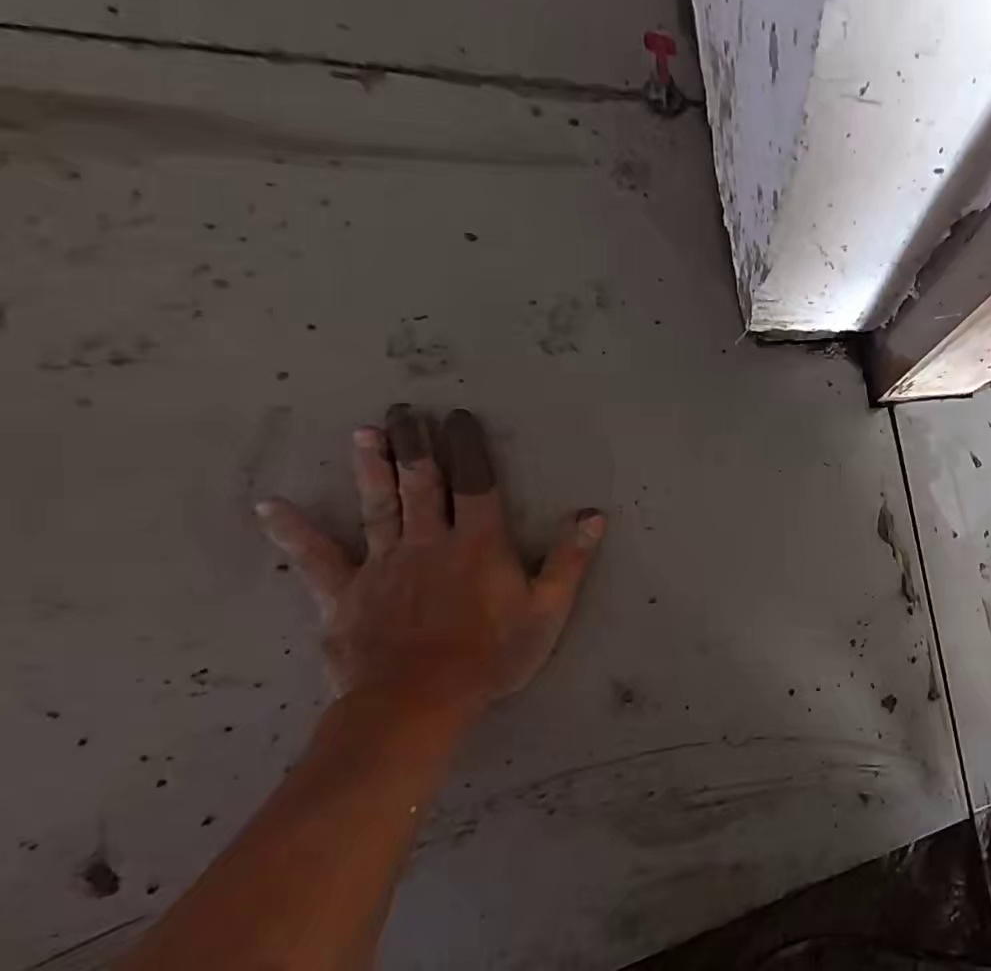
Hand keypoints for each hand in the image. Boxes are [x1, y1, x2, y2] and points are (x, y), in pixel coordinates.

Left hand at [255, 404, 605, 717]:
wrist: (418, 703)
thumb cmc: (493, 655)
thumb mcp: (549, 609)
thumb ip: (570, 559)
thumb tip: (594, 515)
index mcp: (479, 544)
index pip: (476, 485)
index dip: (469, 449)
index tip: (459, 418)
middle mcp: (430, 543)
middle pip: (423, 485)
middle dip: (417, 446)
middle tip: (406, 411)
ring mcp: (383, 566)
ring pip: (378, 507)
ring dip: (372, 469)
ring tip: (365, 432)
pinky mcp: (344, 595)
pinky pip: (316, 559)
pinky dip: (295, 532)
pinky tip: (271, 507)